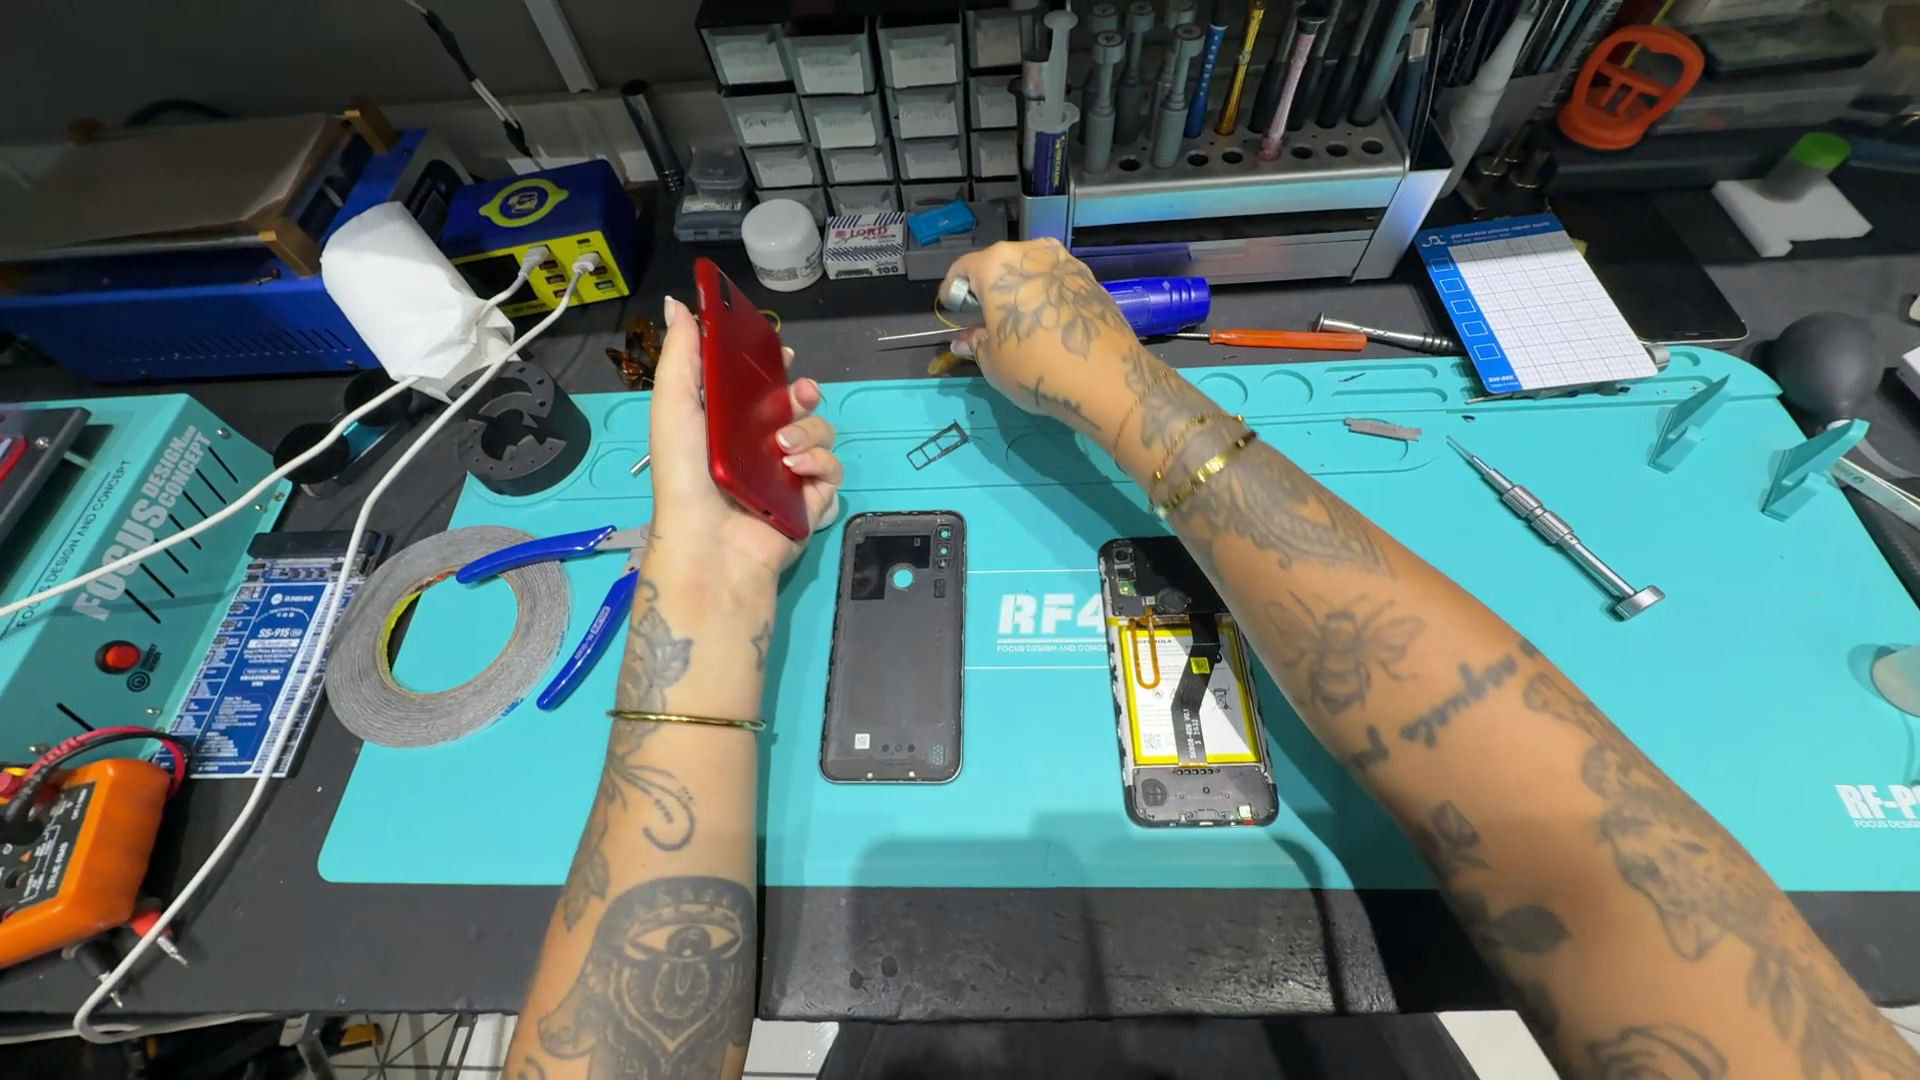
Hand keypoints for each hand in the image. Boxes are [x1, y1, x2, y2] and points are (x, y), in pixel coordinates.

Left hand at [645, 296, 842, 584]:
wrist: (712, 545)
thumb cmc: (687, 476)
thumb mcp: (675, 409)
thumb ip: (681, 358)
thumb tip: (680, 304)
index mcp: (730, 425)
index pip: (762, 387)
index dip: (774, 366)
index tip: (781, 352)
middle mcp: (762, 447)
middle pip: (800, 406)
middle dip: (804, 394)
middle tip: (799, 394)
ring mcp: (790, 474)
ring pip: (821, 433)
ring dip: (808, 431)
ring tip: (783, 448)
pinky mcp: (812, 500)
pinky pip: (832, 469)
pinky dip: (819, 463)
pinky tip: (796, 469)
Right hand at [941, 239, 1138, 430]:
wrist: (1104, 377)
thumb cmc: (1034, 367)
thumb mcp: (993, 362)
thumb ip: (976, 343)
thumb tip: (964, 339)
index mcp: (997, 266)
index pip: (963, 270)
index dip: (954, 291)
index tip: (954, 310)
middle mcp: (1031, 252)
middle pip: (1000, 266)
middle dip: (990, 290)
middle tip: (987, 321)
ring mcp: (1065, 262)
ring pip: (1031, 271)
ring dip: (1020, 292)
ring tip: (1020, 325)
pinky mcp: (1090, 279)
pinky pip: (1056, 282)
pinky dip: (1045, 298)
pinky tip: (1048, 327)